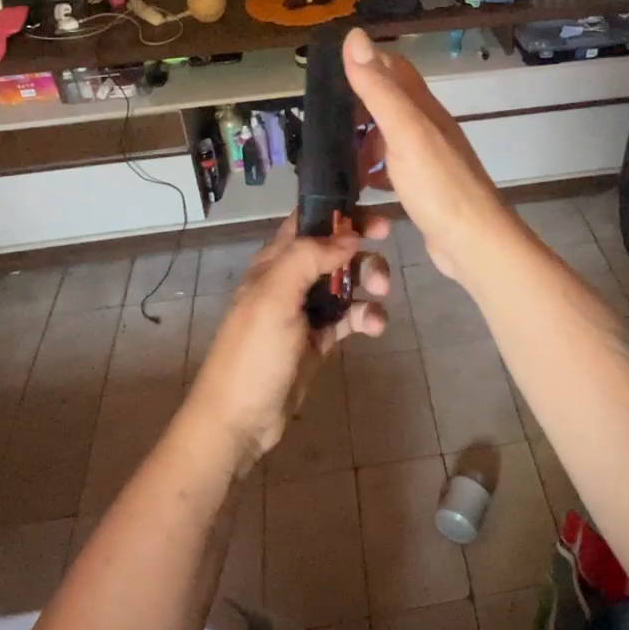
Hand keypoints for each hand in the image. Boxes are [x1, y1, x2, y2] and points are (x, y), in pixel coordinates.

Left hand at [184, 214, 393, 472]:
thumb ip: (308, 257)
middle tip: (388, 239)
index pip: (307, 220)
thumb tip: (349, 236)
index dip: (338, 210)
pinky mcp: (321, 338)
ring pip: (348, 280)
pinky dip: (366, 316)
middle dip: (361, 243)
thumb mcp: (274, 297)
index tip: (370, 209)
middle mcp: (291, 280)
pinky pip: (351, 316)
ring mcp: (307, 310)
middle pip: (334, 247)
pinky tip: (375, 327)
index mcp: (274, 262)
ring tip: (381, 292)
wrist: (240, 420)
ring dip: (369, 279)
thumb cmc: (253, 353)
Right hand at [344, 29, 517, 280]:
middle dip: (357, 103)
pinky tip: (358, 182)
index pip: (393, 68)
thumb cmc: (438, 185)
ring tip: (333, 151)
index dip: (364, 63)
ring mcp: (427, 159)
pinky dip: (373, 168)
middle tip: (323, 117)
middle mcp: (427, 127)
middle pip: (390, 102)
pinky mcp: (424, 187)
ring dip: (363, 138)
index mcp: (423, 108)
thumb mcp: (404, 131)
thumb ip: (379, 88)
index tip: (329, 71)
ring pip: (389, 136)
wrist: (472, 242)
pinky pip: (392, 167)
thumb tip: (355, 36)